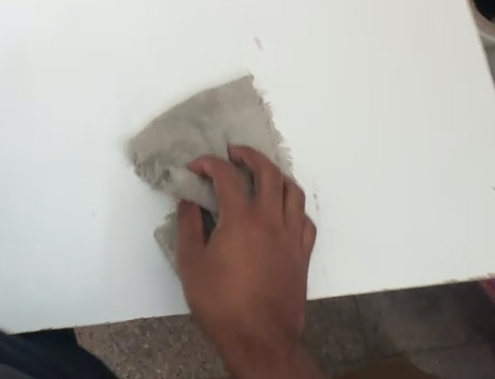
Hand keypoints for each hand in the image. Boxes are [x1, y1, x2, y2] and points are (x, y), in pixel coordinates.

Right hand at [176, 146, 318, 378]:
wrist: (260, 341)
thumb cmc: (221, 303)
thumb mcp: (191, 263)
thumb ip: (189, 225)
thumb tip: (189, 200)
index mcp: (241, 218)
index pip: (226, 175)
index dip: (208, 163)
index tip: (195, 168)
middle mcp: (270, 220)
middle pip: (268, 172)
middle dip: (249, 156)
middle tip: (234, 153)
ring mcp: (291, 237)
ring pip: (293, 192)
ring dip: (276, 176)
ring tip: (261, 175)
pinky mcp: (302, 256)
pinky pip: (305, 220)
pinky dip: (294, 207)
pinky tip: (282, 211)